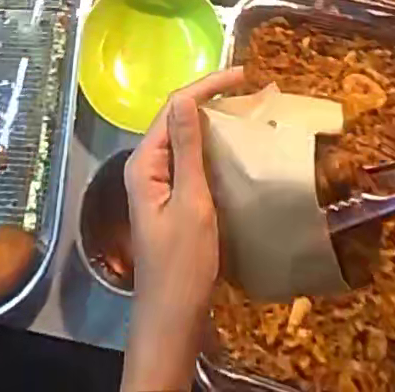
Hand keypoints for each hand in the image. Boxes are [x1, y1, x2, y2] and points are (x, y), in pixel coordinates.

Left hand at [120, 67, 244, 391]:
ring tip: (245, 107)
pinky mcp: (170, 196)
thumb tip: (187, 98)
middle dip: (210, 97)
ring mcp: (157, 181)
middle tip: (249, 88)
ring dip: (212, 119)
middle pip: (177, 117)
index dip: (206, 86)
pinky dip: (211, 145)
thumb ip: (187, 149)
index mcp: (145, 162)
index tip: (242, 74)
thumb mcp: (191, 203)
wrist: (171, 320)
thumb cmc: (182, 265)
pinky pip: (189, 158)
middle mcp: (146, 165)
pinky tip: (233, 144)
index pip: (174, 107)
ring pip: (184, 136)